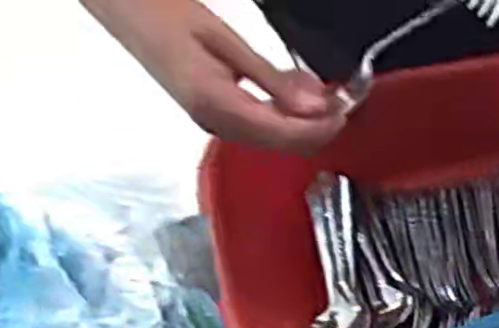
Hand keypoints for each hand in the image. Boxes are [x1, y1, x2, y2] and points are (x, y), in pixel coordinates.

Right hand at [82, 0, 344, 151]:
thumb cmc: (155, 7)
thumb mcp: (222, 39)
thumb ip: (273, 79)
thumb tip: (316, 106)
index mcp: (217, 105)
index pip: (288, 134)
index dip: (321, 126)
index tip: (342, 109)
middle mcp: (217, 124)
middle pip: (288, 142)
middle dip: (317, 125)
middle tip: (333, 98)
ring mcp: (215, 124)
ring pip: (279, 139)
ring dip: (304, 121)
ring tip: (315, 91)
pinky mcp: (215, 117)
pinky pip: (264, 128)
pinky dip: (286, 116)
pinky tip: (293, 95)